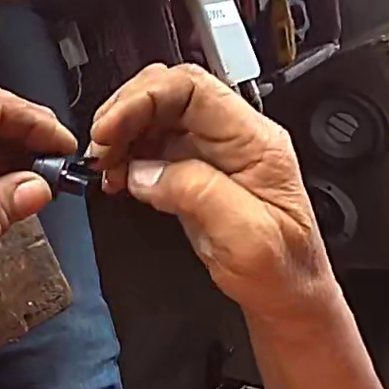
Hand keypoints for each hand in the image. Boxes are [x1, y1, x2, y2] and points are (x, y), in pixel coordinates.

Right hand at [88, 63, 332, 316]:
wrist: (288, 298)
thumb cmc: (282, 272)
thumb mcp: (250, 240)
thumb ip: (198, 195)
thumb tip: (144, 171)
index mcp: (255, 142)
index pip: (193, 89)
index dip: (143, 98)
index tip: (109, 127)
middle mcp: (233, 138)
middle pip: (169, 94)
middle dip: (125, 112)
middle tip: (100, 147)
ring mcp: (211, 152)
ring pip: (155, 117)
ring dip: (121, 134)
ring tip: (105, 165)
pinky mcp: (193, 171)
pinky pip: (151, 145)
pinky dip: (125, 155)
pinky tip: (116, 176)